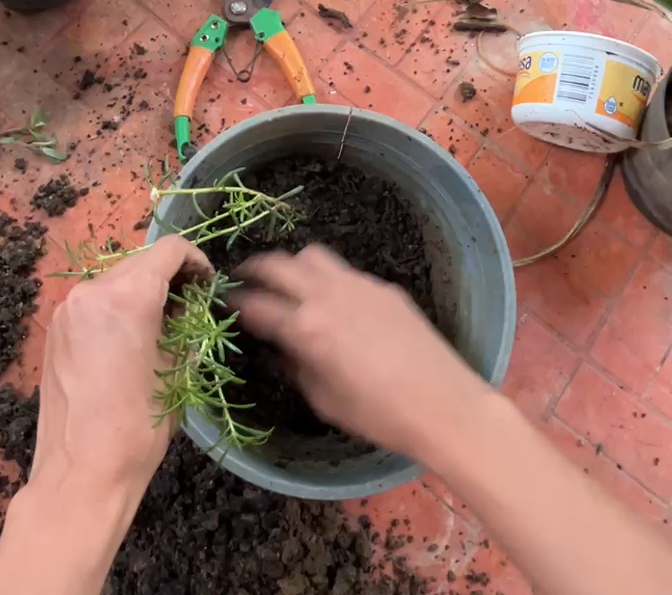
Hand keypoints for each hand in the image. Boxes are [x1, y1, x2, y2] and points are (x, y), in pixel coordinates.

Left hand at [30, 234, 210, 501]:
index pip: (169, 249)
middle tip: (190, 306)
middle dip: (169, 276)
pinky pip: (95, 300)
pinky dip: (116, 306)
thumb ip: (185, 322)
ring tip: (161, 324)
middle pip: (141, 261)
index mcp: (127, 296)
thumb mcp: (177, 367)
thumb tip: (188, 301)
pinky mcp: (55, 327)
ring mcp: (68, 308)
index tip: (207, 284)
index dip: (195, 260)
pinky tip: (129, 337)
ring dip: (142, 289)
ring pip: (116, 278)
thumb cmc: (139, 426)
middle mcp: (92, 290)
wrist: (80, 474)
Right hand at [230, 244, 489, 460]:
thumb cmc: (380, 415)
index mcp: (306, 328)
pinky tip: (334, 301)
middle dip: (254, 268)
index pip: (256, 305)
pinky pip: (344, 271)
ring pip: (311, 255)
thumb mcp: (325, 401)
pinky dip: (327, 278)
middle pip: (277, 264)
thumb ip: (296, 367)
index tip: (226, 303)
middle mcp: (326, 295)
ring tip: (287, 281)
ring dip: (291, 264)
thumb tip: (284, 348)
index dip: (235, 303)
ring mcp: (357, 284)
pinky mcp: (382, 286)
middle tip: (244, 278)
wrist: (444, 403)